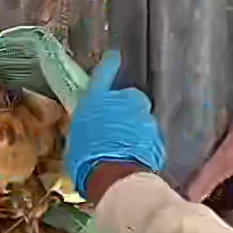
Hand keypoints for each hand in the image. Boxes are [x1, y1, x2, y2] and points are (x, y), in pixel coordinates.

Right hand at [64, 51, 164, 195]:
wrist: (114, 176)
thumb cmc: (86, 158)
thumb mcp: (75, 139)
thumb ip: (84, 127)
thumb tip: (86, 130)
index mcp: (97, 99)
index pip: (103, 74)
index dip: (109, 64)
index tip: (114, 56)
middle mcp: (123, 102)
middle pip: (128, 98)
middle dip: (124, 109)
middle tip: (114, 127)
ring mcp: (143, 117)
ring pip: (140, 118)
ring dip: (135, 127)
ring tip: (124, 148)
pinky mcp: (157, 134)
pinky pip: (149, 135)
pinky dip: (144, 143)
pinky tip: (134, 157)